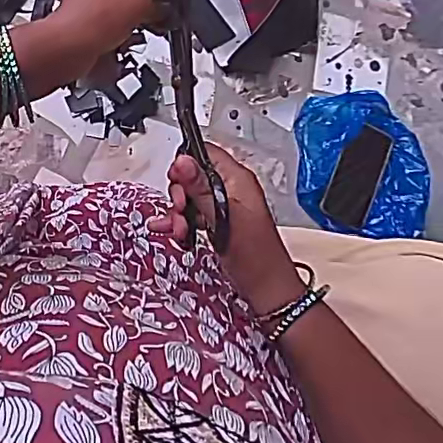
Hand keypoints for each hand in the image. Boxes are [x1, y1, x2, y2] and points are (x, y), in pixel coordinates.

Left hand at [46, 0, 161, 59]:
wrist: (70, 49)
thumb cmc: (91, 18)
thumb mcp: (140, 5)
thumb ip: (154, 4)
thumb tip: (161, 9)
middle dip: (131, 12)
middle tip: (138, 18)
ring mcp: (78, 11)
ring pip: (111, 20)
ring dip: (121, 30)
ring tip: (124, 35)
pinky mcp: (76, 32)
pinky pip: (101, 37)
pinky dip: (109, 43)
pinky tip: (112, 46)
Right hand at [146, 142, 305, 314]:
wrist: (266, 290)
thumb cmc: (255, 256)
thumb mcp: (222, 218)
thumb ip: (200, 188)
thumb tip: (182, 161)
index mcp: (236, 179)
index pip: (203, 153)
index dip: (184, 165)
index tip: (177, 184)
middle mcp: (229, 188)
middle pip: (191, 175)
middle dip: (179, 193)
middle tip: (181, 211)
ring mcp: (222, 205)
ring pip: (188, 196)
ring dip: (178, 212)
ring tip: (180, 229)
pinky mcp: (217, 221)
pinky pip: (191, 213)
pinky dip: (181, 222)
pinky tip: (176, 232)